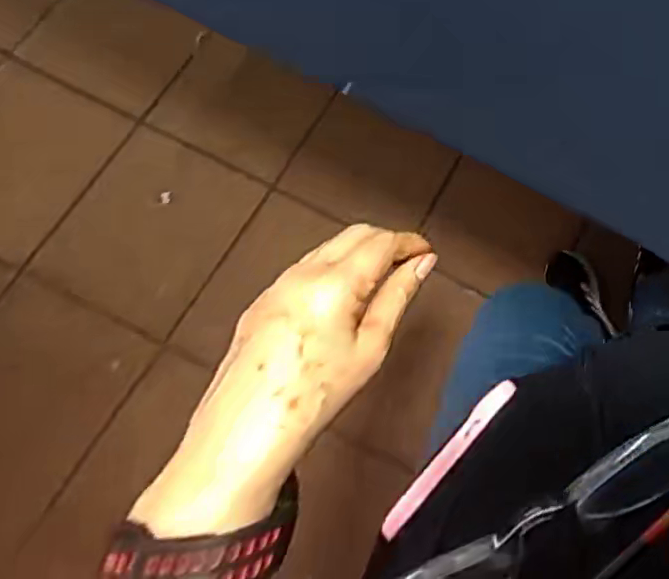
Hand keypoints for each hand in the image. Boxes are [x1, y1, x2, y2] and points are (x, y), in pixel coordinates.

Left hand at [131, 224, 435, 536]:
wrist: (243, 435)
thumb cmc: (308, 400)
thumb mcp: (371, 348)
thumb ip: (398, 295)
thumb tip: (420, 266)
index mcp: (334, 283)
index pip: (382, 240)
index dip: (410, 242)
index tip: (424, 250)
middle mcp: (304, 273)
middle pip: (356, 233)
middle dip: (386, 241)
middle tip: (408, 263)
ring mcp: (279, 283)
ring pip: (330, 246)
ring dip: (358, 252)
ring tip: (377, 284)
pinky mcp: (264, 297)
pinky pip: (306, 266)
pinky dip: (332, 268)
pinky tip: (341, 300)